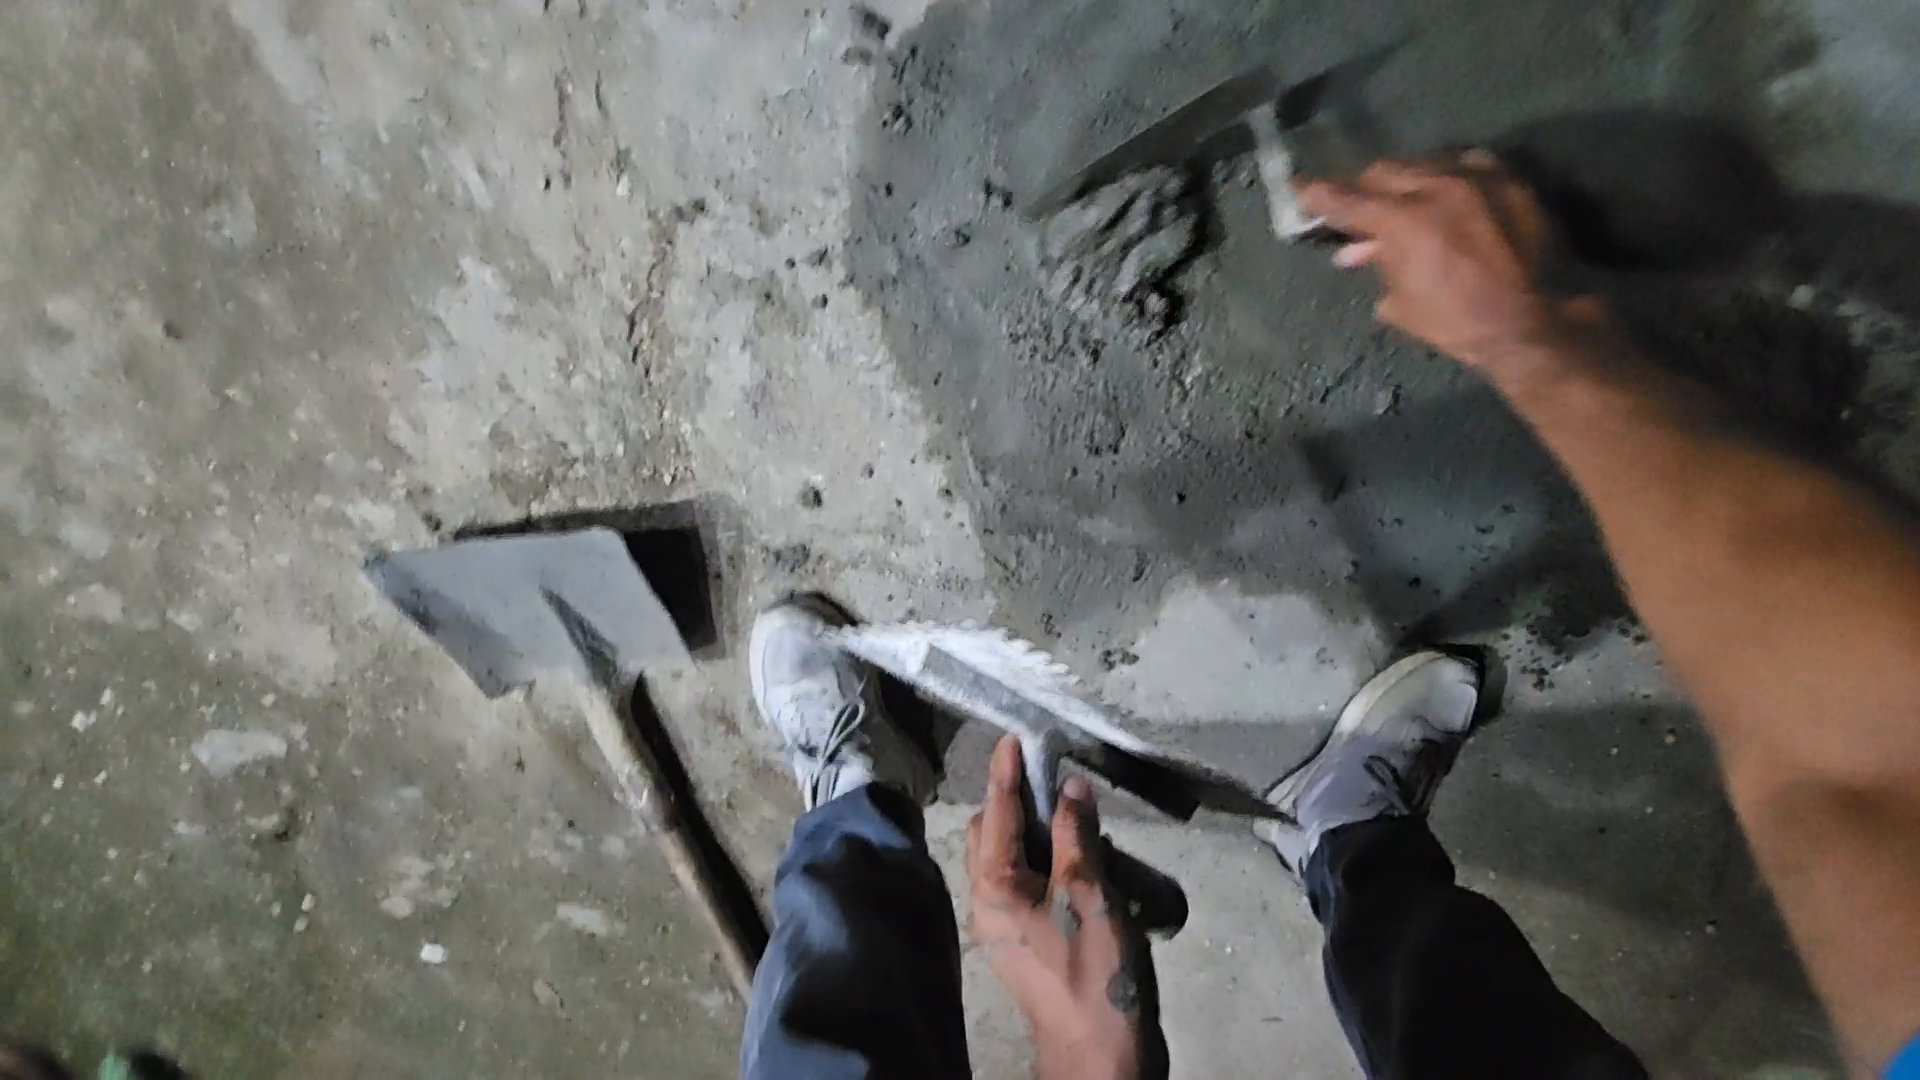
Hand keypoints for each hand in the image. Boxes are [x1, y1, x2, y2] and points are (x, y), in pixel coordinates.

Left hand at [966, 736, 1162, 1079]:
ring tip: (1071, 813)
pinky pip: (1026, 880)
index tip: (1013, 737)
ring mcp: (1004, 922)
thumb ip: (1075, 834)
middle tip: (1052, 779)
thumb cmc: (1092, 971)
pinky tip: (1079, 856)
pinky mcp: (1025, 937)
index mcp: (993, 886)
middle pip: (992, 832)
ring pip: (1009, 856)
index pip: (996, 812)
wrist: (1100, 1057)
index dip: (1005, 772)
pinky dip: (1047, 859)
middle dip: (1017, 801)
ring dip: (1036, 830)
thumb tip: (1070, 786)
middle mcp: (987, 900)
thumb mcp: (1089, 892)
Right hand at [1297, 152, 1604, 369]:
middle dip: (1362, 188)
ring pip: (1423, 162)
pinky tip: (1444, 192)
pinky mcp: (1508, 177)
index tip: (1297, 188)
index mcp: (1402, 221)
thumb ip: (1377, 266)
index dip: (1316, 195)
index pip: (1345, 199)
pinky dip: (1444, 175)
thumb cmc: (1455, 320)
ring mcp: (1476, 176)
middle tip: (1353, 206)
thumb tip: (1355, 251)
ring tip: (1400, 200)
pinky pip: (1464, 162)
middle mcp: (1436, 186)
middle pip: (1383, 171)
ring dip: (1404, 180)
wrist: (1533, 316)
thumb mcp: (1400, 302)